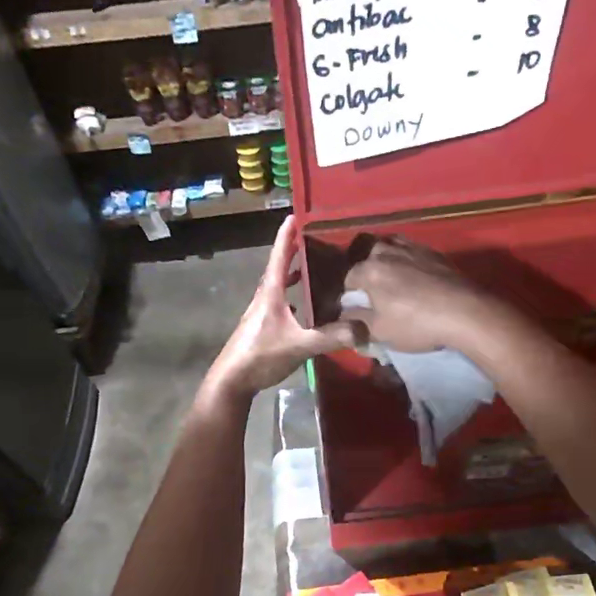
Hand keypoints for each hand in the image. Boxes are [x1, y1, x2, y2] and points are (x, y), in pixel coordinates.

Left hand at [203, 217, 355, 402]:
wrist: (231, 382)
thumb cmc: (260, 356)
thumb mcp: (299, 346)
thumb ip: (331, 337)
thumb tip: (364, 329)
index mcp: (270, 293)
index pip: (279, 256)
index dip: (288, 235)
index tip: (297, 213)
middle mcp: (264, 298)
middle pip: (281, 268)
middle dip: (298, 251)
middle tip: (320, 239)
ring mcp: (261, 313)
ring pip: (281, 286)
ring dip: (297, 275)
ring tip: (319, 267)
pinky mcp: (262, 327)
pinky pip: (282, 303)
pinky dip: (296, 297)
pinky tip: (309, 306)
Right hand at [342, 238, 502, 353]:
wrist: (465, 314)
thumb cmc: (415, 324)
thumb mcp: (378, 331)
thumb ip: (355, 320)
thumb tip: (344, 314)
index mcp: (370, 270)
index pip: (349, 278)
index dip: (350, 295)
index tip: (357, 309)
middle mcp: (389, 252)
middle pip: (369, 256)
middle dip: (368, 271)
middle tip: (375, 293)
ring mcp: (414, 249)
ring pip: (392, 246)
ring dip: (387, 259)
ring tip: (393, 279)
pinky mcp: (436, 253)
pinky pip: (413, 250)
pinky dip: (408, 260)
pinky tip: (415, 277)